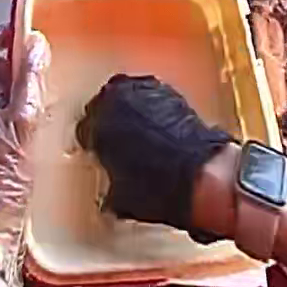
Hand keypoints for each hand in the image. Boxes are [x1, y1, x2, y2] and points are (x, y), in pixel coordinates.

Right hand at [76, 75, 233, 236]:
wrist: (201, 174)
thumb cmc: (160, 186)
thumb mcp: (122, 197)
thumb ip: (110, 187)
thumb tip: (112, 195)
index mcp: (98, 122)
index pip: (85, 128)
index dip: (92, 142)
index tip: (97, 151)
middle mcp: (117, 97)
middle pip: (104, 104)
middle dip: (108, 119)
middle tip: (114, 138)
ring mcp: (143, 88)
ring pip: (127, 95)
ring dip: (129, 110)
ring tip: (136, 131)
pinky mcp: (168, 89)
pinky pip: (150, 95)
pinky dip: (150, 108)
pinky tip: (156, 127)